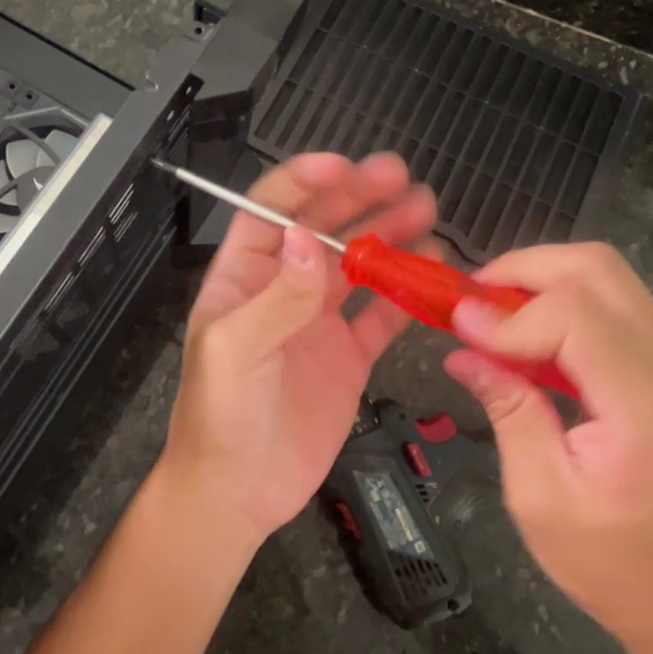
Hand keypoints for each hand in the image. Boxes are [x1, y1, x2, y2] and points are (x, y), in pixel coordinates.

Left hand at [156, 152, 438, 543]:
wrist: (236, 489)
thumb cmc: (219, 414)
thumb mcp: (235, 348)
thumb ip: (276, 296)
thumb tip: (310, 239)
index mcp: (244, 275)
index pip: (272, 211)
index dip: (304, 182)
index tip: (344, 164)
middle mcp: (282, 288)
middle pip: (323, 228)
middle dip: (358, 197)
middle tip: (401, 176)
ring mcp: (318, 321)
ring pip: (358, 264)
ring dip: (389, 234)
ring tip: (427, 209)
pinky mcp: (348, 357)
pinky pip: (382, 316)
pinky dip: (407, 294)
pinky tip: (433, 271)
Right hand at [443, 243, 652, 653]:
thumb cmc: (620, 567)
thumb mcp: (543, 498)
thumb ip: (509, 410)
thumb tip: (462, 351)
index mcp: (645, 404)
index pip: (574, 314)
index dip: (506, 313)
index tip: (456, 328)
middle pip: (598, 269)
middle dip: (524, 268)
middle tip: (470, 301)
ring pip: (608, 278)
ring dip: (542, 280)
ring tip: (491, 315)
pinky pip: (615, 308)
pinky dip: (563, 303)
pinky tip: (527, 340)